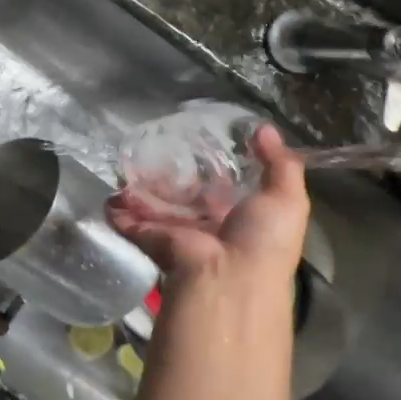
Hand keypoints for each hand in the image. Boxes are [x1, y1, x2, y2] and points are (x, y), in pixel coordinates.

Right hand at [108, 125, 308, 289]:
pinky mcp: (141, 231)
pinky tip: (114, 182)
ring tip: (128, 157)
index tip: (194, 142)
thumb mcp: (286, 200)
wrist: (226, 272)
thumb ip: (280, 165)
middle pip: (179, 193)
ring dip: (137, 184)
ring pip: (148, 201)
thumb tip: (264, 127)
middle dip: (166, 174)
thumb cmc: (260, 238)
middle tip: (153, 146)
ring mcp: (168, 228)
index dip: (208, 167)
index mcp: (232, 216)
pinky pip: (121, 213)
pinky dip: (114, 201)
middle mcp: (199, 222)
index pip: (217, 187)